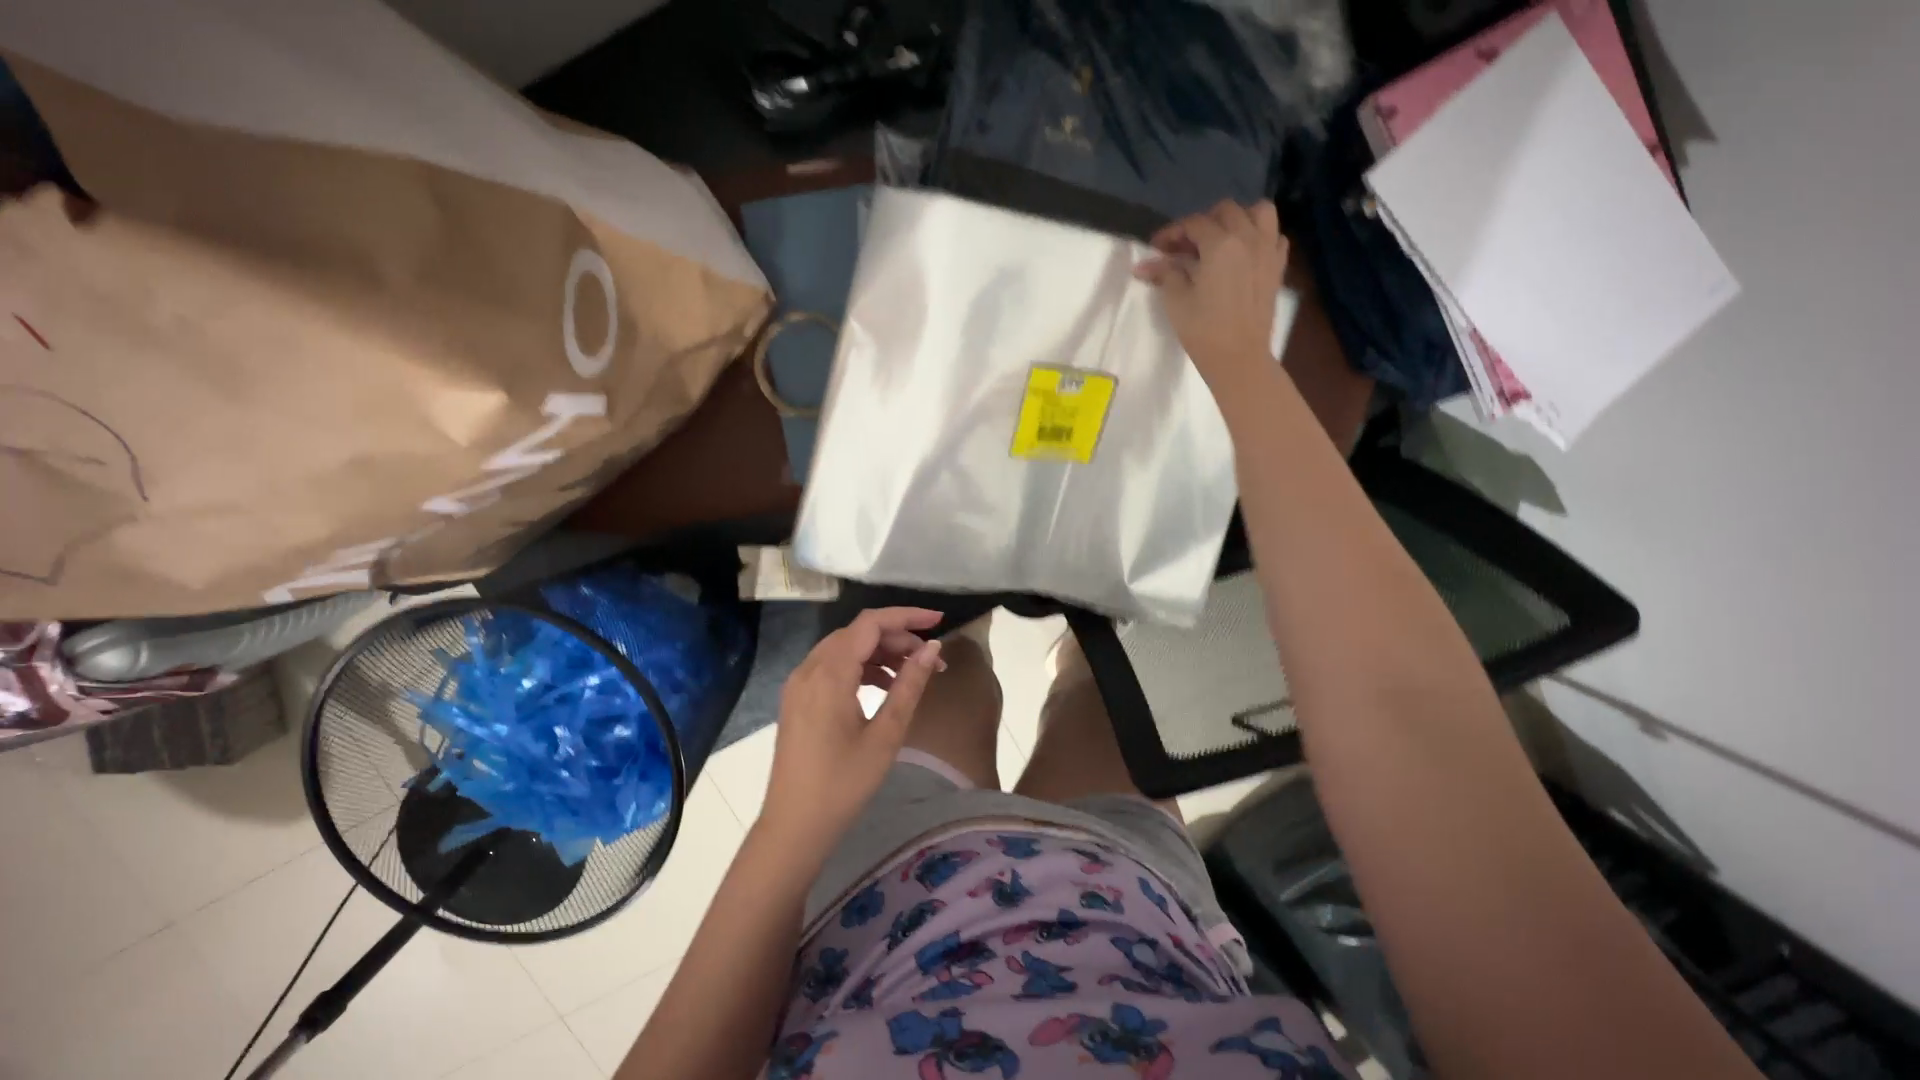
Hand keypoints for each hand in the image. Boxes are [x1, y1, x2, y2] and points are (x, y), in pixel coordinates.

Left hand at [761, 607, 946, 856]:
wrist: (795, 824)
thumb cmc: (844, 783)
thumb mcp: (886, 734)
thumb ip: (909, 686)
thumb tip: (932, 649)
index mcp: (829, 673)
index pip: (870, 624)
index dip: (906, 617)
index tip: (939, 621)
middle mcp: (808, 669)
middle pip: (856, 633)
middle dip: (896, 637)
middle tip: (930, 658)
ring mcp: (798, 684)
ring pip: (843, 649)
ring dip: (879, 653)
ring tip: (912, 674)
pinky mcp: (797, 700)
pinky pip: (831, 668)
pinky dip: (859, 668)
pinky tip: (883, 688)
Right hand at [1135, 199, 1289, 388]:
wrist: (1239, 358)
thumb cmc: (1203, 329)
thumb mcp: (1176, 299)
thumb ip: (1164, 273)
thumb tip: (1143, 265)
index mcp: (1221, 244)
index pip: (1193, 223)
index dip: (1172, 232)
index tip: (1157, 248)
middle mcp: (1248, 238)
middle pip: (1226, 211)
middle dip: (1203, 222)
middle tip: (1186, 246)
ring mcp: (1268, 251)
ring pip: (1259, 212)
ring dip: (1239, 218)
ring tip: (1222, 238)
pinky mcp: (1277, 267)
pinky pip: (1275, 237)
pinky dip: (1261, 237)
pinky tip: (1246, 254)